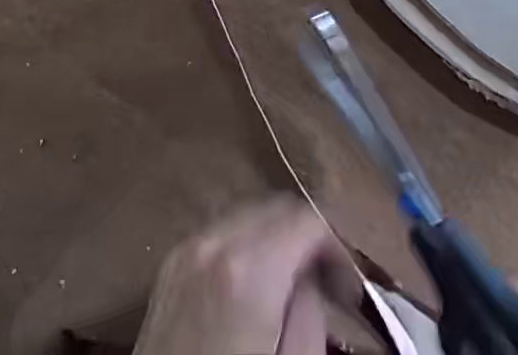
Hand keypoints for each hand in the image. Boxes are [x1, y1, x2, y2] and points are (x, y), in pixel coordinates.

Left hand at [133, 198, 356, 354]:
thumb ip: (311, 308)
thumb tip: (310, 276)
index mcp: (249, 268)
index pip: (309, 220)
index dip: (338, 248)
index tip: (348, 287)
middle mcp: (214, 242)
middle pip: (279, 208)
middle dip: (309, 238)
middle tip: (329, 283)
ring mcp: (187, 250)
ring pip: (251, 215)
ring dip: (279, 238)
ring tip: (293, 284)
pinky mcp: (170, 265)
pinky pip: (223, 233)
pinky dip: (248, 245)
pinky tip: (257, 284)